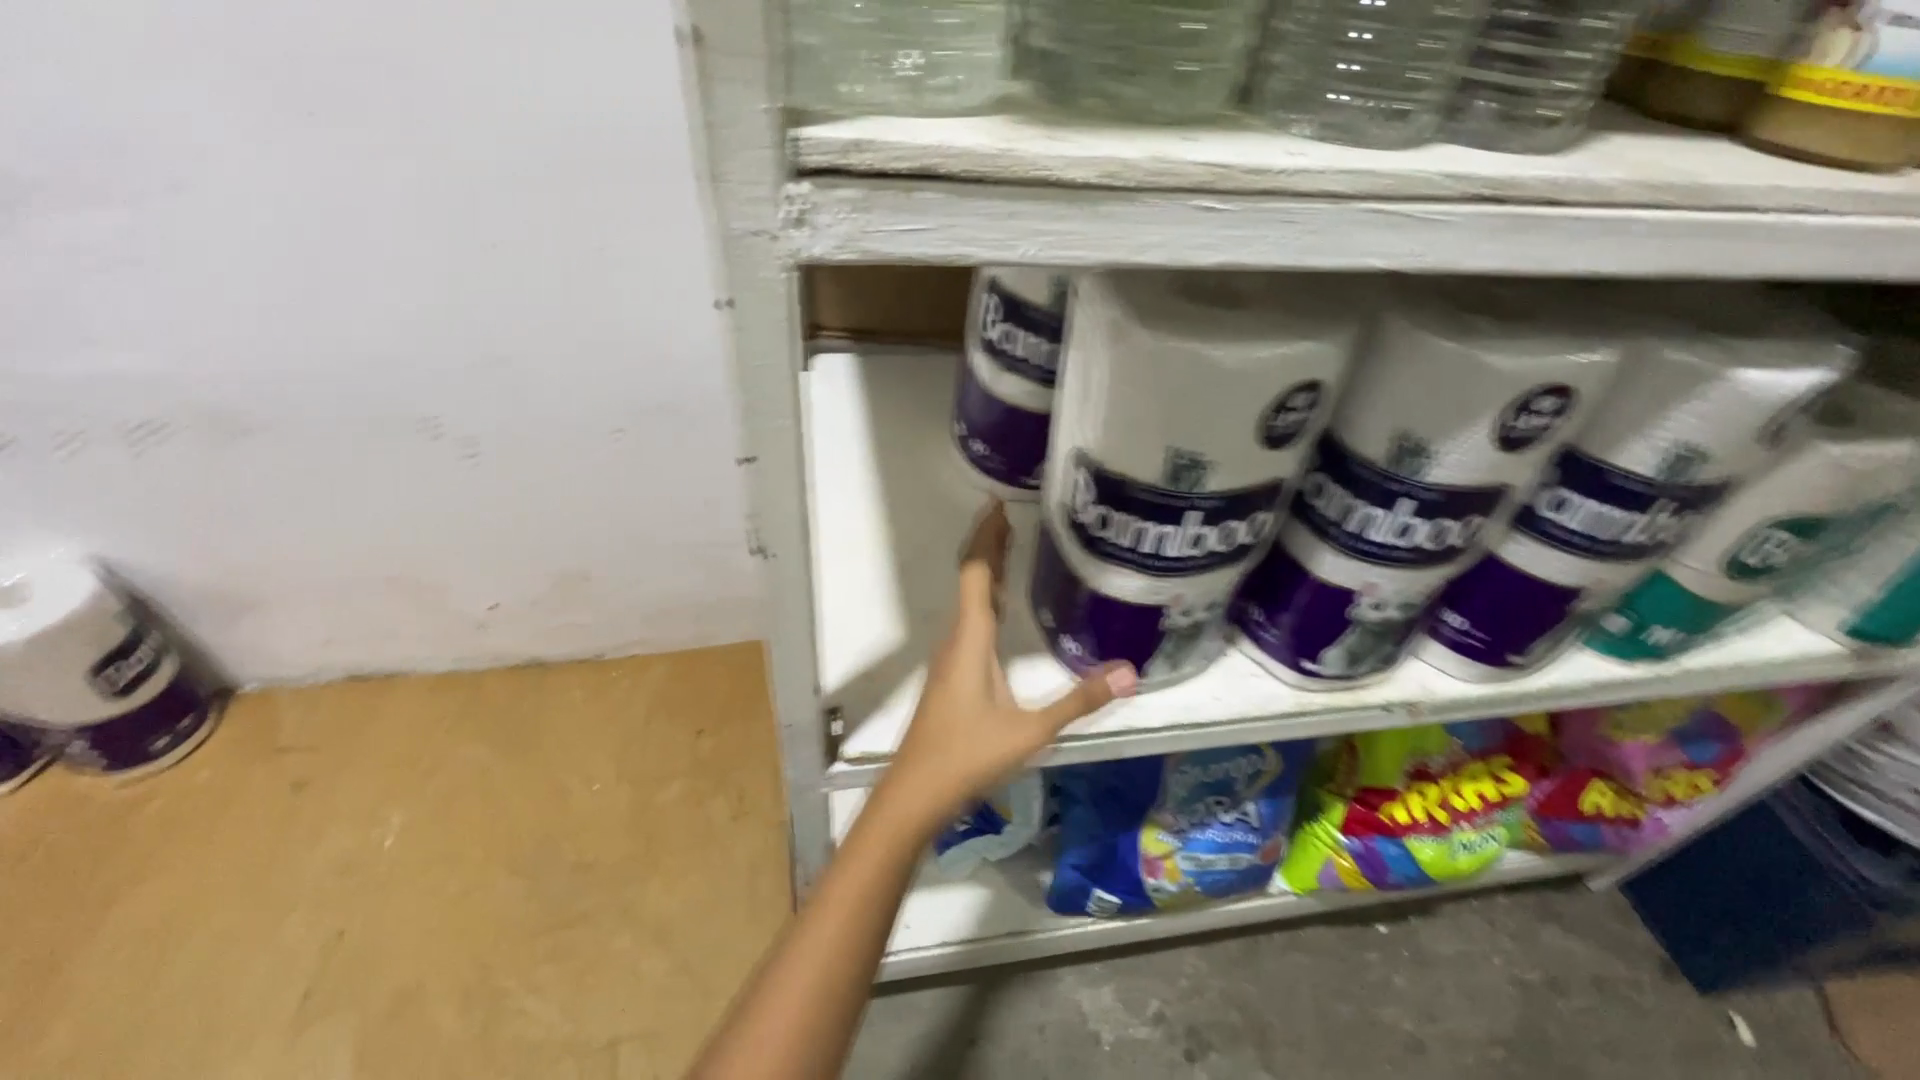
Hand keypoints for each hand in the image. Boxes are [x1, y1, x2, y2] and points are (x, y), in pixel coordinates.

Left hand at [874, 500, 1137, 834]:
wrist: (913, 794)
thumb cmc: (966, 756)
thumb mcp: (1029, 730)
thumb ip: (1078, 701)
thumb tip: (1130, 673)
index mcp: (970, 639)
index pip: (976, 573)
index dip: (987, 536)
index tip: (998, 504)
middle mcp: (955, 641)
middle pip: (971, 581)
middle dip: (989, 547)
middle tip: (1011, 516)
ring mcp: (950, 660)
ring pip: (968, 604)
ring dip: (986, 573)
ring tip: (1010, 551)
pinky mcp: (951, 679)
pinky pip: (969, 624)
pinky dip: (985, 602)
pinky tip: (998, 614)